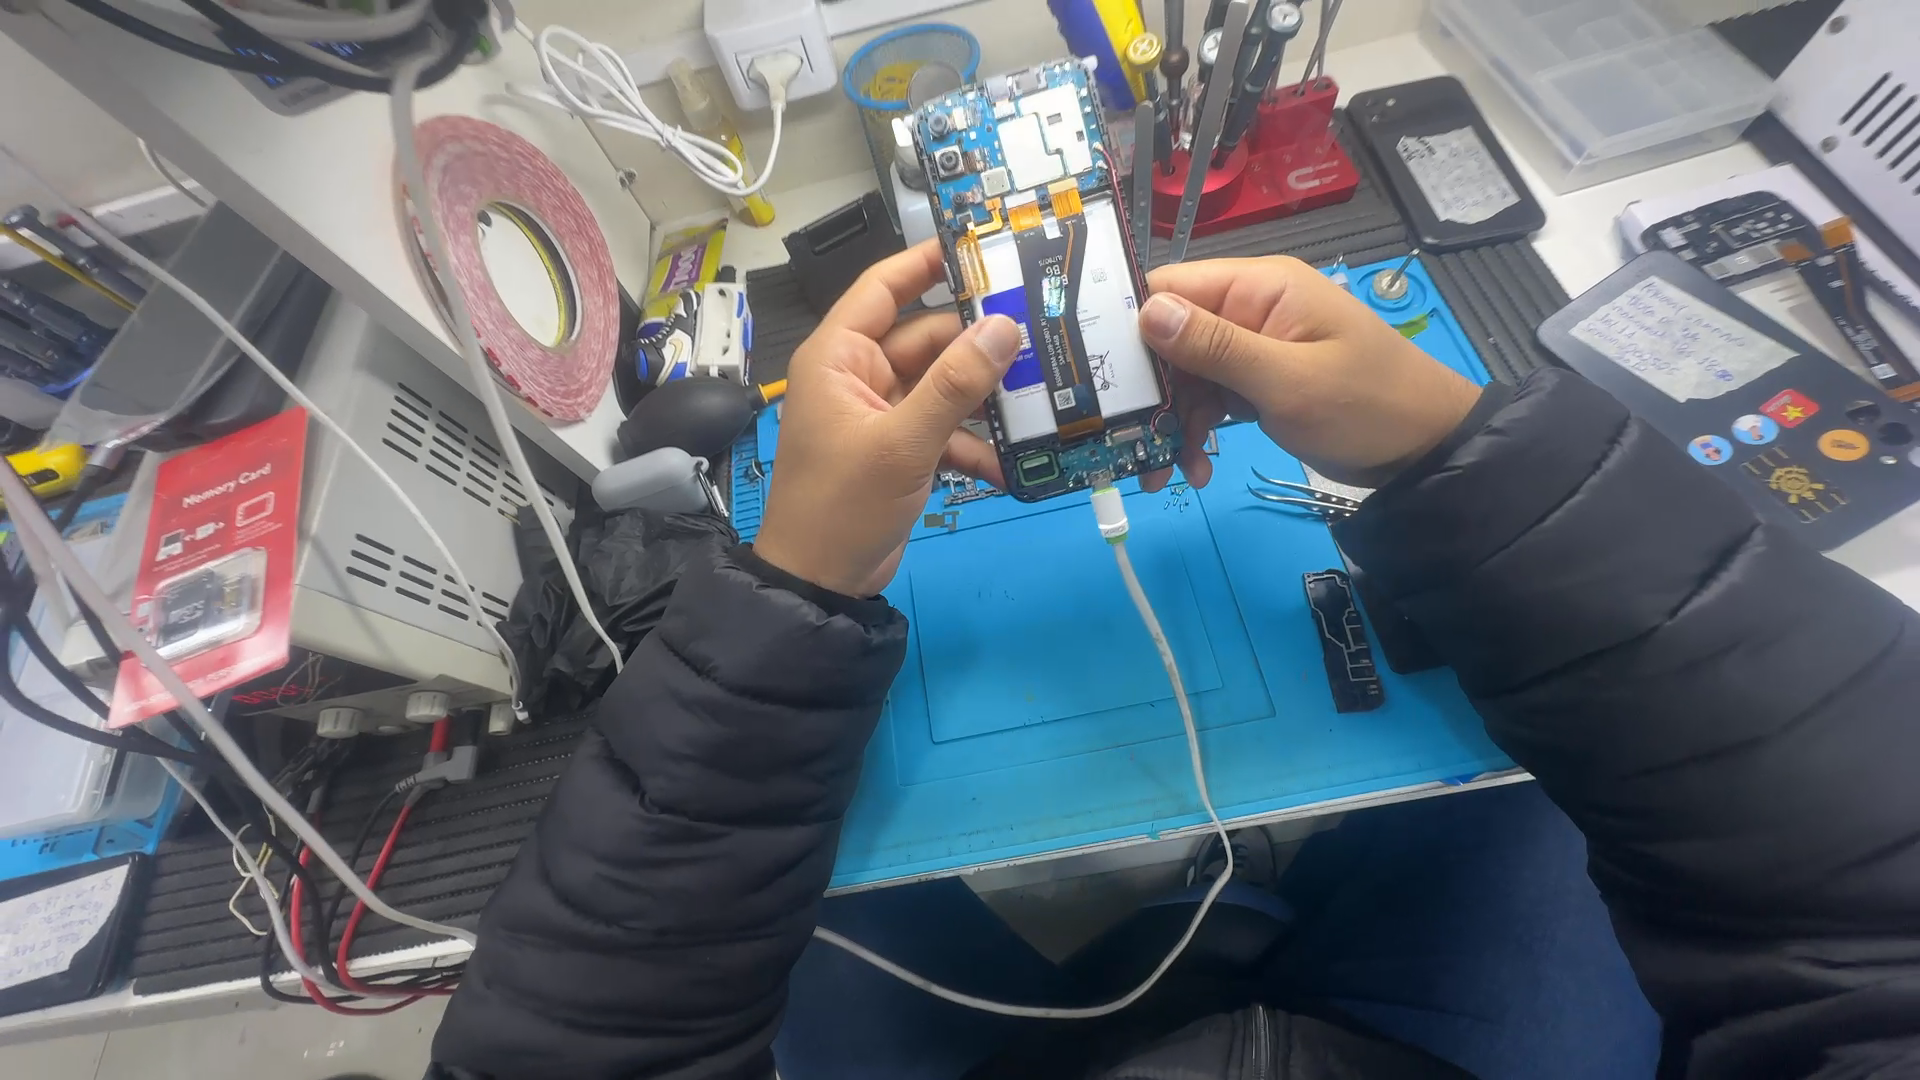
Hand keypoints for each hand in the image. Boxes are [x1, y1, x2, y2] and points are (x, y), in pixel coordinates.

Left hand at [754, 241, 1021, 596]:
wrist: (824, 581)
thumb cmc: (844, 504)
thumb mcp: (901, 443)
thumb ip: (954, 385)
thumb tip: (1004, 326)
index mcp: (841, 357)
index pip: (883, 289)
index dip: (927, 263)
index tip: (979, 245)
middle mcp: (861, 377)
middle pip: (928, 342)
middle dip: (979, 348)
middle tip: (1041, 338)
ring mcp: (884, 415)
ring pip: (944, 388)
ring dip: (984, 401)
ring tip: (1039, 400)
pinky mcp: (903, 450)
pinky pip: (945, 431)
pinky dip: (973, 446)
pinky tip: (1010, 464)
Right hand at [1136, 256, 1482, 489]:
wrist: (1421, 451)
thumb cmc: (1363, 407)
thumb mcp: (1287, 379)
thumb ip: (1216, 346)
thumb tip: (1147, 312)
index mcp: (1257, 289)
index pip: (1169, 287)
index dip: (1127, 325)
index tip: (1093, 374)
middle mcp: (1246, 310)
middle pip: (1168, 341)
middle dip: (1147, 394)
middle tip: (1124, 440)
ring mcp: (1248, 349)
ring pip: (1182, 379)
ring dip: (1169, 425)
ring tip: (1162, 473)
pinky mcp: (1251, 383)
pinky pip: (1205, 402)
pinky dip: (1195, 435)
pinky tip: (1197, 469)